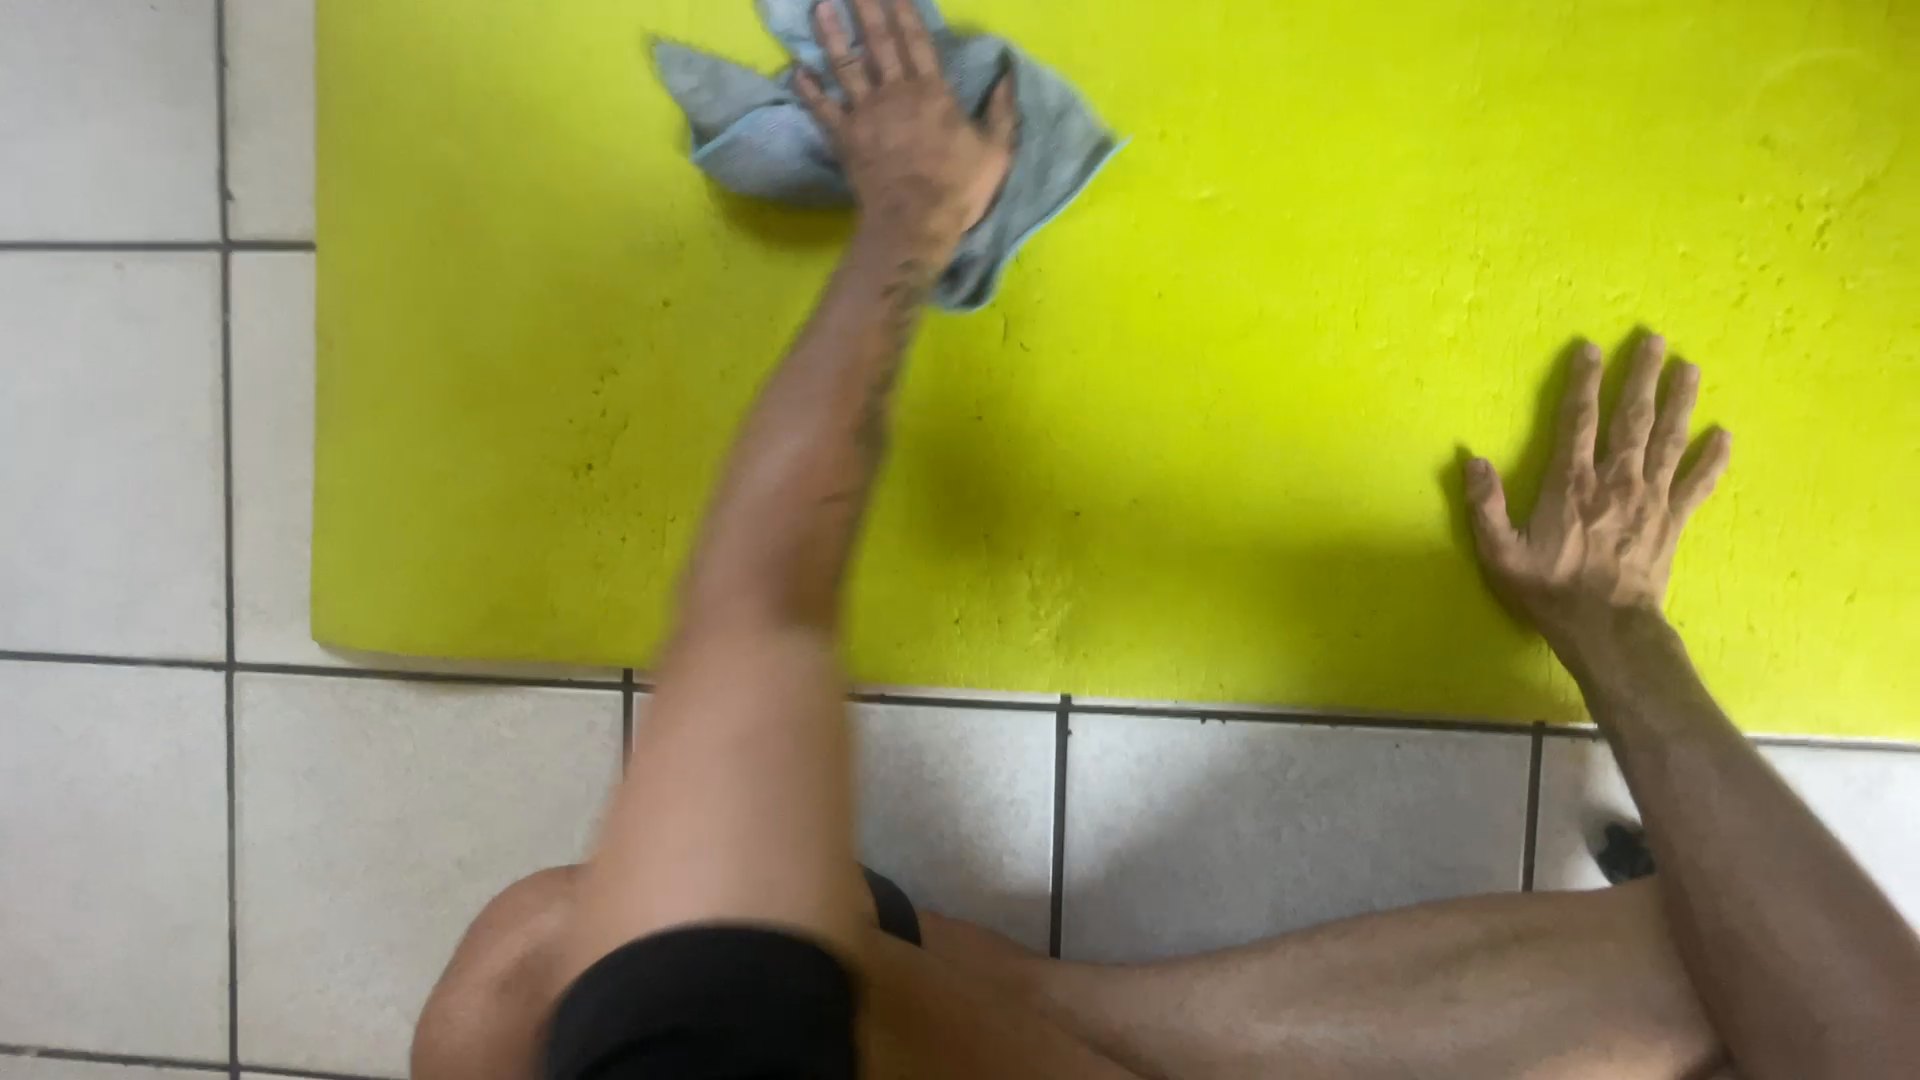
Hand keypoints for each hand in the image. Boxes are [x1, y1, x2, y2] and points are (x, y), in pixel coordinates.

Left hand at [794, 0, 1017, 248]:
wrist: (915, 222)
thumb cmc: (958, 190)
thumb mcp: (995, 152)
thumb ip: (1001, 112)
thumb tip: (1007, 75)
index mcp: (933, 92)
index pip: (916, 39)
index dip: (903, 9)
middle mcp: (896, 92)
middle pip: (877, 41)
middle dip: (864, 8)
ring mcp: (867, 114)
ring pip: (845, 65)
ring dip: (831, 35)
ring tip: (820, 8)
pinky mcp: (846, 138)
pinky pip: (823, 109)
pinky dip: (809, 90)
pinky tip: (797, 71)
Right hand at [1465, 335, 1732, 656]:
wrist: (1605, 626)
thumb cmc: (1546, 587)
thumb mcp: (1498, 550)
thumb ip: (1484, 504)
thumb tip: (1472, 459)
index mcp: (1570, 485)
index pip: (1577, 423)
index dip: (1583, 384)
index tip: (1591, 350)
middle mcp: (1615, 482)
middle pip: (1631, 420)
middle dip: (1641, 377)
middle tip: (1654, 339)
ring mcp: (1650, 499)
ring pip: (1669, 440)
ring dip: (1681, 401)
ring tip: (1690, 367)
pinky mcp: (1673, 520)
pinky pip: (1698, 483)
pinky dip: (1712, 458)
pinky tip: (1724, 435)